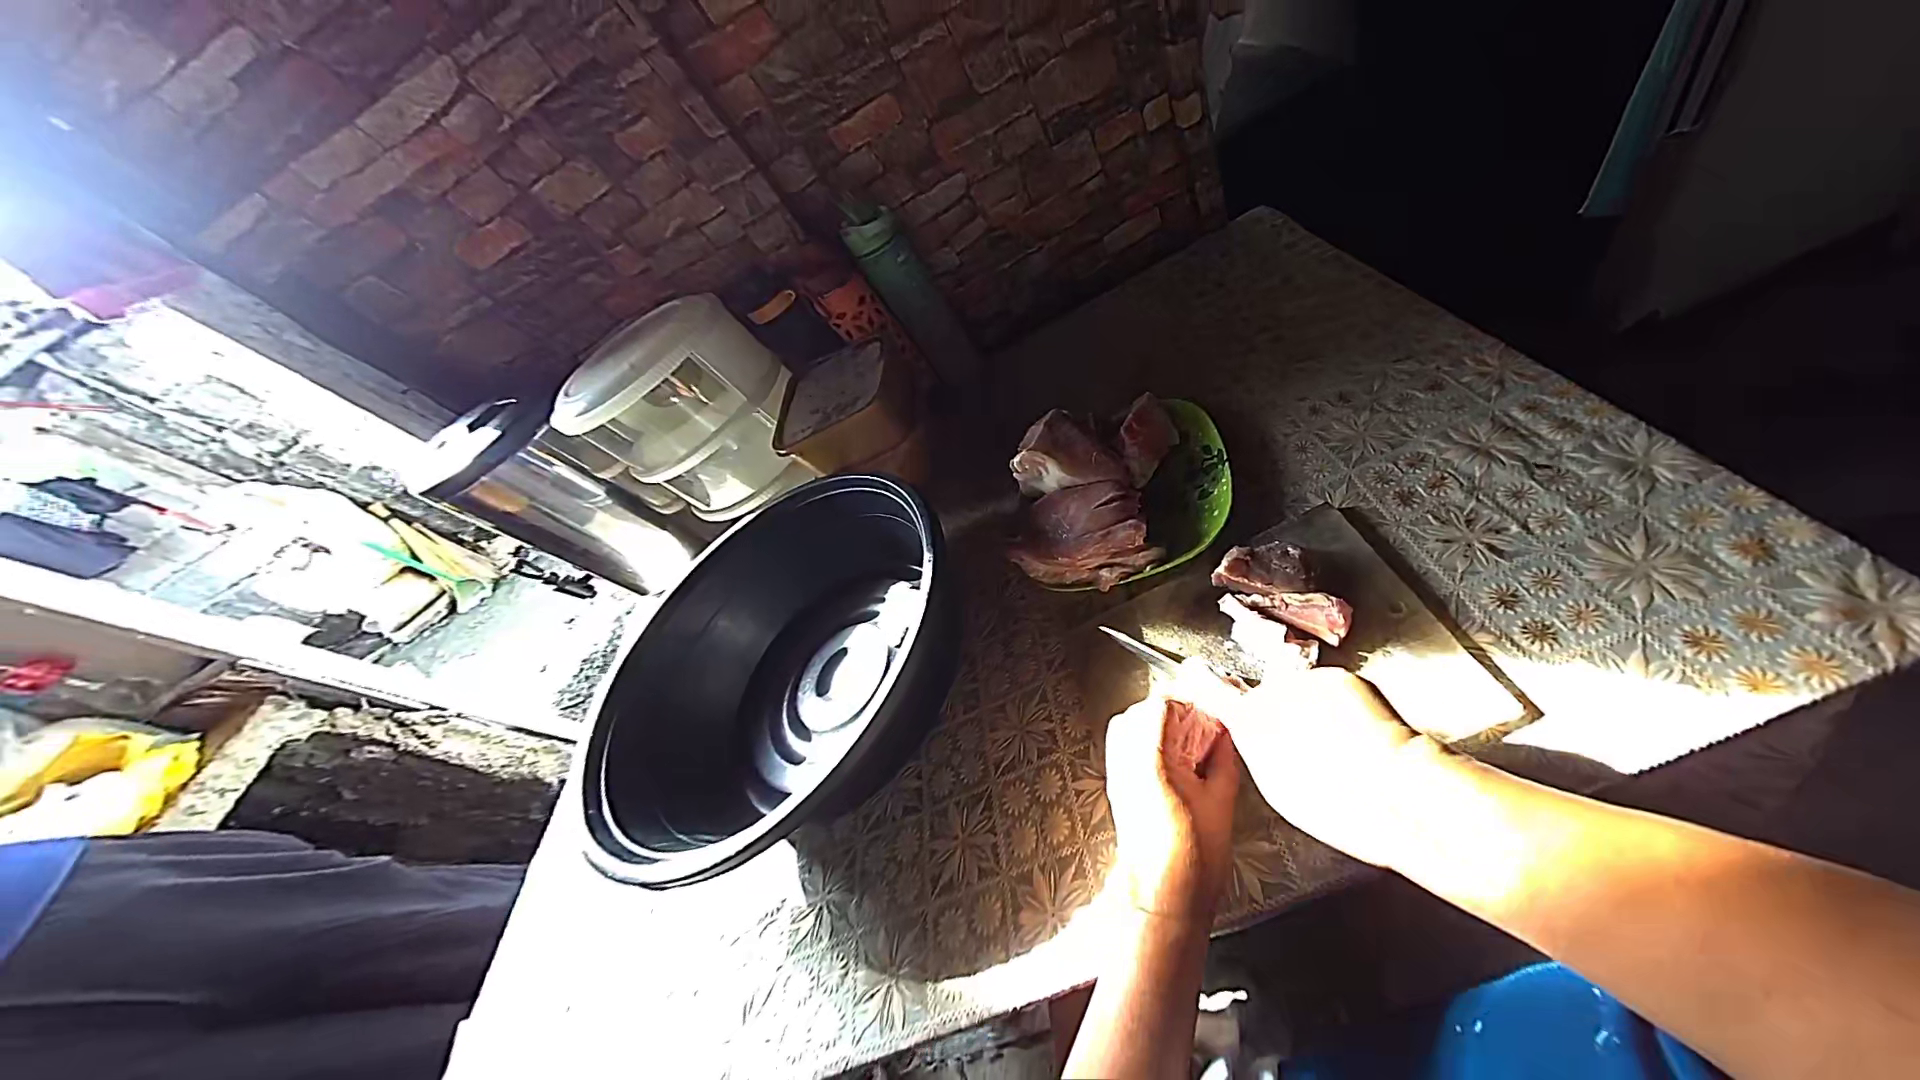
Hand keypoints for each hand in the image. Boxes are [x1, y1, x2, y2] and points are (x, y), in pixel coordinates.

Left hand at [1104, 693, 1240, 921]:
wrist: (1161, 893)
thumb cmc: (1190, 857)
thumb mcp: (1222, 799)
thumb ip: (1224, 757)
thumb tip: (1225, 734)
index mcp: (1150, 753)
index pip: (1164, 702)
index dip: (1193, 702)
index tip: (1214, 710)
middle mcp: (1125, 753)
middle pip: (1149, 709)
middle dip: (1181, 715)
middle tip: (1210, 730)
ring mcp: (1117, 765)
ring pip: (1139, 723)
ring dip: (1167, 728)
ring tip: (1196, 749)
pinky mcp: (1117, 778)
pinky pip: (1133, 743)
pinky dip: (1155, 744)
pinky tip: (1179, 764)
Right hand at [1180, 664, 1440, 867]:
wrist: (1398, 794)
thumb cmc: (1336, 804)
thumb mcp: (1276, 785)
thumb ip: (1256, 748)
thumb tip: (1254, 736)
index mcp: (1247, 722)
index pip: (1212, 688)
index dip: (1203, 680)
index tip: (1195, 671)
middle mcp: (1271, 692)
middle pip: (1264, 691)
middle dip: (1277, 706)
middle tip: (1302, 738)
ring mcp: (1307, 681)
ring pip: (1300, 689)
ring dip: (1310, 705)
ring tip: (1337, 739)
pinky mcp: (1341, 677)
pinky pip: (1330, 687)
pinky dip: (1339, 702)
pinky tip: (1356, 730)